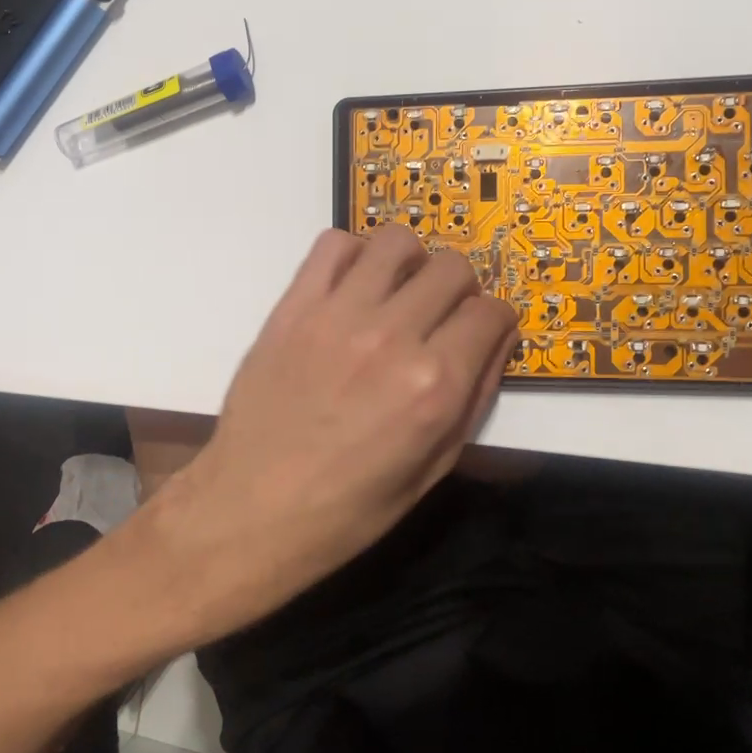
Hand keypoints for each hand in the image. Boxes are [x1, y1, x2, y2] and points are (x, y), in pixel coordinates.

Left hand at [142, 226, 517, 636]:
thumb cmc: (350, 508)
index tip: (482, 331)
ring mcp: (338, 316)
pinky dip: (354, 255)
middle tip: (441, 316)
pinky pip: (333, 244)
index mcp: (435, 386)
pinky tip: (353, 288)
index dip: (495, 320)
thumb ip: (475, 398)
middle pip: (452, 268)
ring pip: (397, 243)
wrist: (254, 509)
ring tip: (399, 293)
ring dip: (412, 263)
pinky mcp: (293, 307)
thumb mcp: (434, 468)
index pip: (490, 312)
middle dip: (461, 289)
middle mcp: (393, 338)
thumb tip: (497, 340)